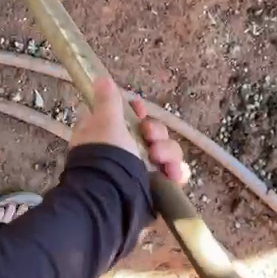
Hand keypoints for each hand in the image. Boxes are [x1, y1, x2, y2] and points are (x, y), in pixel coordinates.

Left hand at [69, 75, 189, 182]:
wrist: (112, 199)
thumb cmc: (106, 157)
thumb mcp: (105, 123)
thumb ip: (107, 101)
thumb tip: (100, 78)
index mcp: (105, 134)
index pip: (125, 116)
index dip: (137, 112)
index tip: (140, 112)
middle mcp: (122, 151)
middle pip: (151, 132)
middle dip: (156, 133)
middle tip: (151, 139)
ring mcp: (138, 169)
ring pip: (165, 151)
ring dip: (168, 152)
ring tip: (161, 162)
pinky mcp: (153, 186)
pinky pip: (173, 173)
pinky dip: (176, 172)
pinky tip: (174, 174)